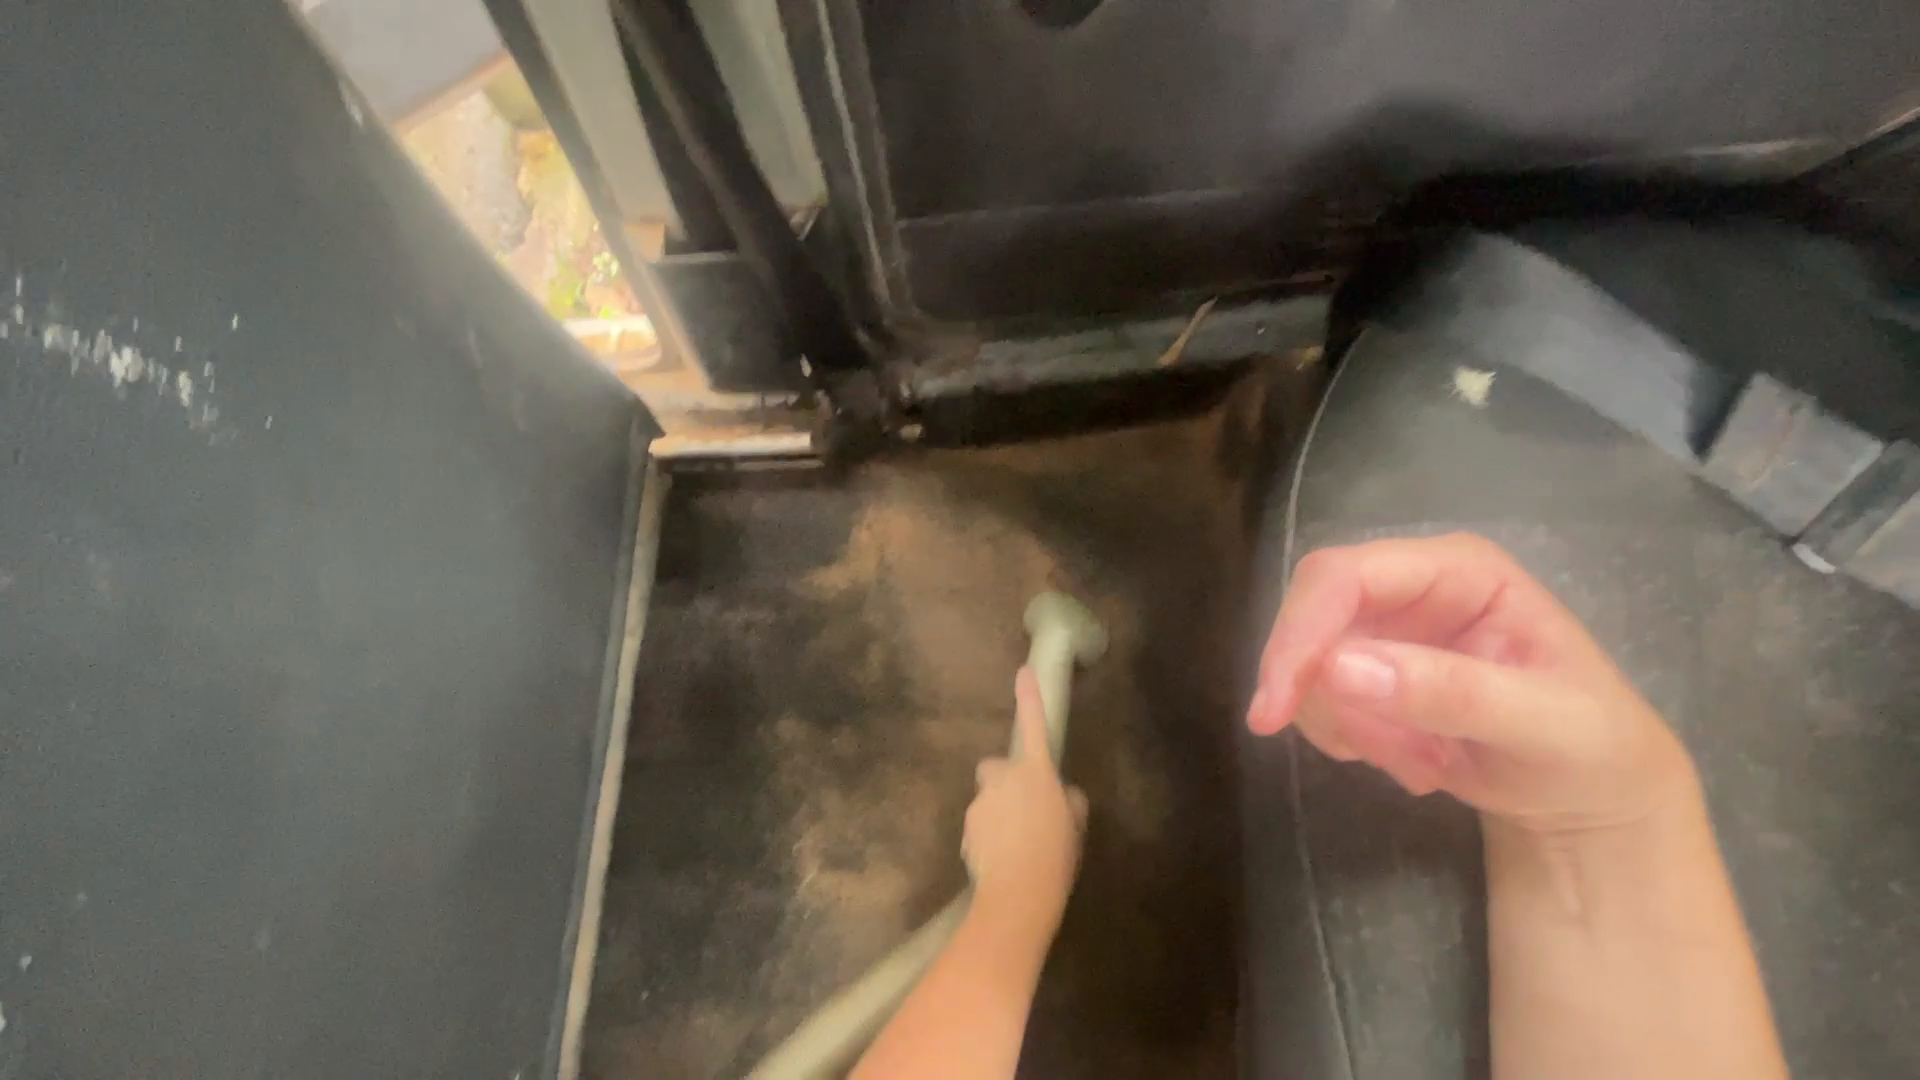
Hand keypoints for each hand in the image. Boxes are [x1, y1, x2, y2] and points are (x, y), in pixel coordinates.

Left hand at [963, 667, 1088, 934]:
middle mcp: (1004, 777)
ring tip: (1014, 846)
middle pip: (996, 768)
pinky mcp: (966, 825)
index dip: (1030, 697)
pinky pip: (978, 825)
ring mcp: (981, 801)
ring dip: (997, 813)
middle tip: (1021, 811)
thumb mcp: (1075, 826)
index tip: (1023, 670)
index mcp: (1036, 772)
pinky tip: (1000, 861)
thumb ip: (1068, 801)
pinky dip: (987, 837)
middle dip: (1004, 782)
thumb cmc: (1056, 855)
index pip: (1035, 725)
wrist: (1018, 893)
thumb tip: (1061, 794)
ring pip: (987, 799)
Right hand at [1246, 534, 1698, 838]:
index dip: (1299, 633)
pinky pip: (1314, 695)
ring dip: (1347, 726)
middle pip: (1311, 617)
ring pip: (1307, 664)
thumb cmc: (1592, 751)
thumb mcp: (1545, 727)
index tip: (1274, 707)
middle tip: (1373, 756)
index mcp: (1456, 569)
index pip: (1342, 576)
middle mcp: (1407, 585)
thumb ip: (1451, 692)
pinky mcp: (1364, 664)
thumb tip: (1337, 668)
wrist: (1588, 795)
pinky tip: (1406, 759)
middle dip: (1327, 694)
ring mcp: (1382, 625)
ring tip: (1420, 765)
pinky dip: (1347, 737)